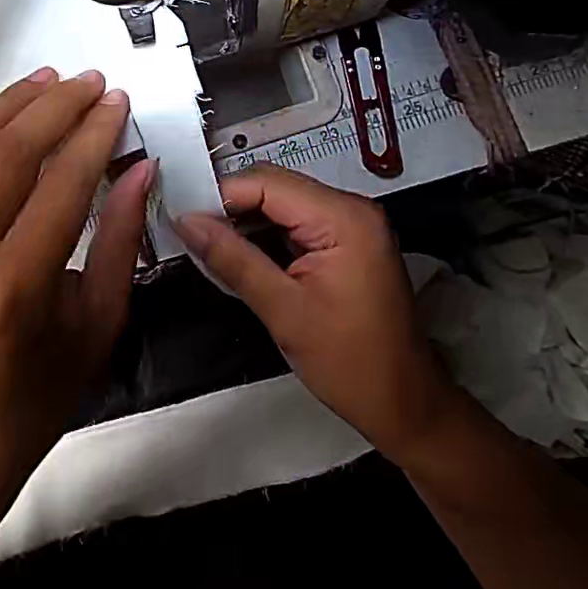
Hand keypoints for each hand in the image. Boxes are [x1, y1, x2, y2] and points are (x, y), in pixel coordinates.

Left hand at [0, 67, 152, 546]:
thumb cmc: (38, 396)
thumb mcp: (98, 324)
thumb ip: (119, 239)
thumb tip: (140, 168)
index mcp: (14, 291)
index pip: (60, 184)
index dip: (94, 134)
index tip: (118, 102)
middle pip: (7, 154)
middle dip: (55, 107)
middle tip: (90, 82)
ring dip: (5, 105)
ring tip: (45, 80)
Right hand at [173, 166, 452, 457]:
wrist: (405, 405)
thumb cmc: (351, 364)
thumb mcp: (283, 310)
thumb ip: (232, 259)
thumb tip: (186, 222)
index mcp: (343, 218)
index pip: (267, 183)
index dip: (220, 196)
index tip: (181, 217)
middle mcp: (351, 209)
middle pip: (274, 187)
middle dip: (229, 207)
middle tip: (189, 232)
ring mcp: (351, 224)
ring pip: (281, 204)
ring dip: (244, 222)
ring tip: (207, 244)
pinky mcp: (346, 241)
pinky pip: (295, 223)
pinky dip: (264, 236)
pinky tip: (238, 254)